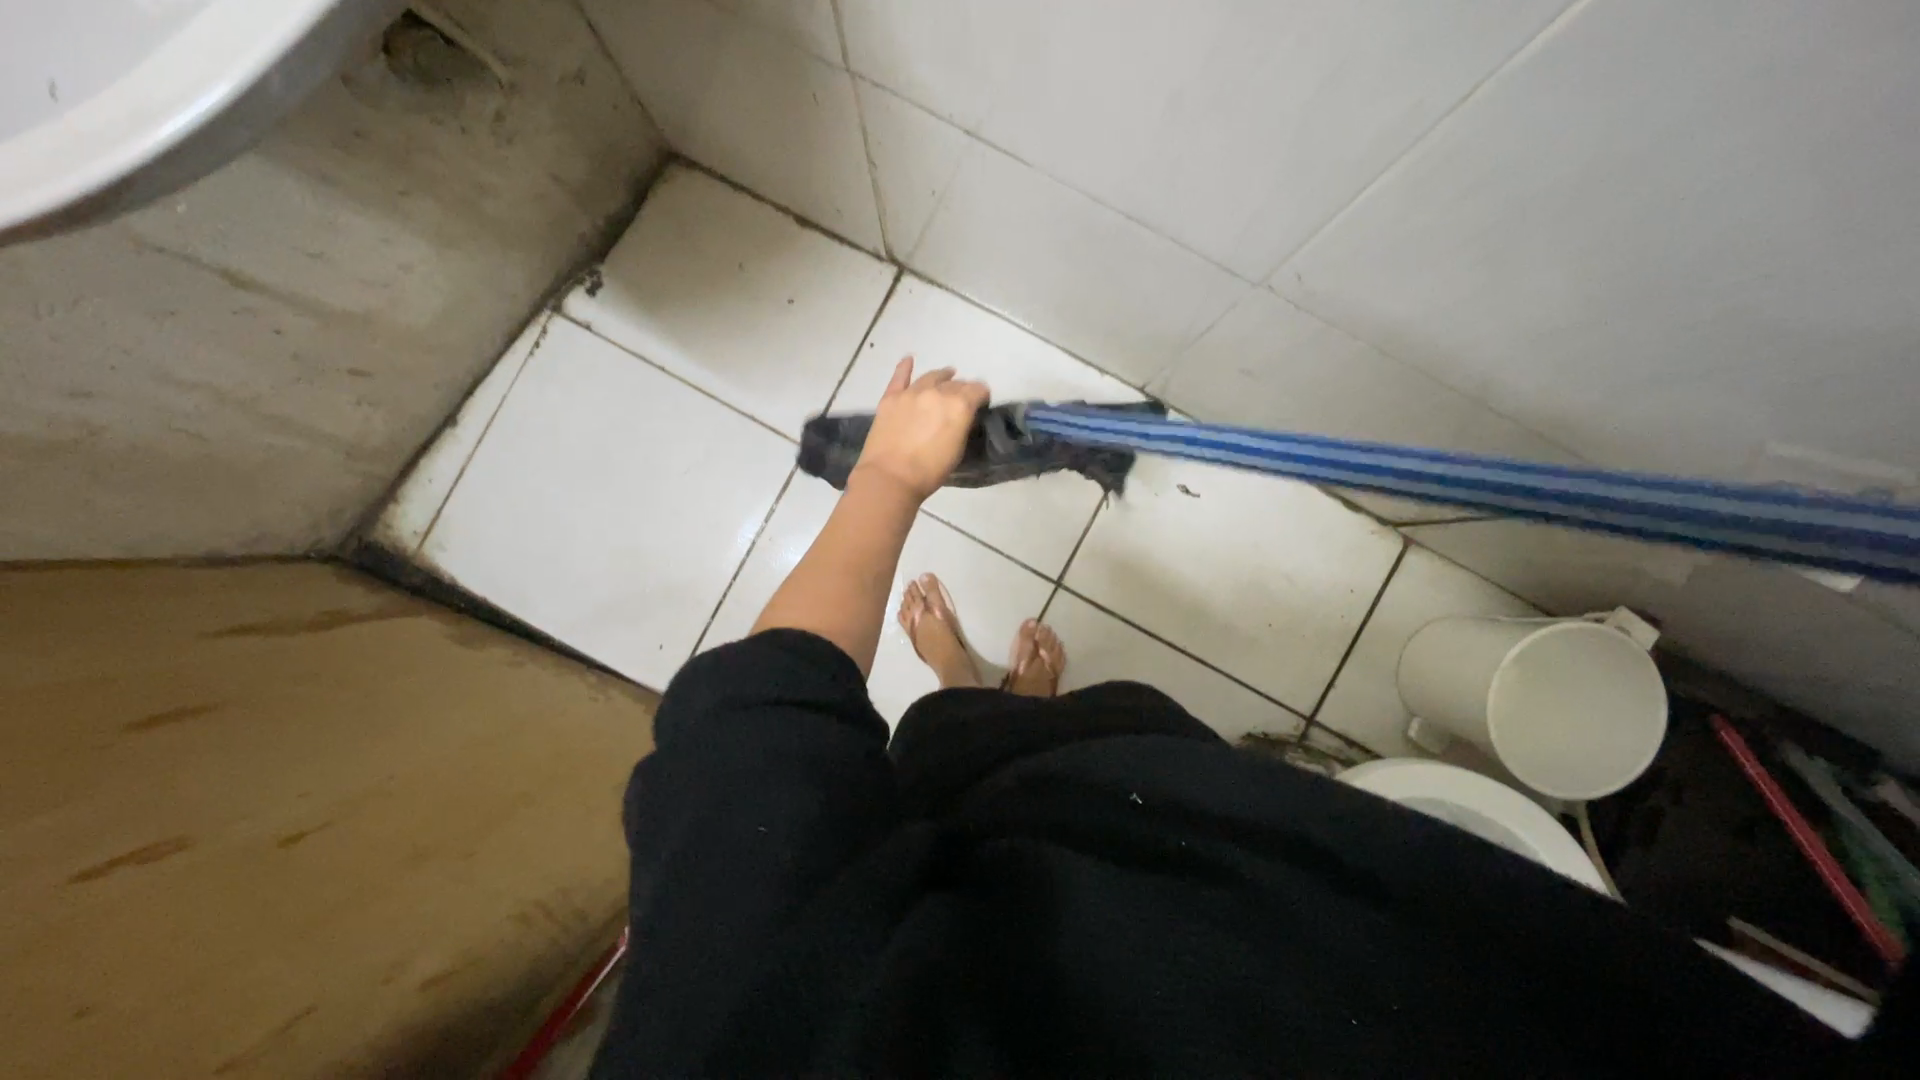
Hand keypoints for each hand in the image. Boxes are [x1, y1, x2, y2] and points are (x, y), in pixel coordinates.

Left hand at [851, 356, 988, 500]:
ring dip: (942, 376)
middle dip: (962, 389)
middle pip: (955, 384)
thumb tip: (962, 416)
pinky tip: (909, 360)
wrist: (890, 477)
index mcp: (959, 405)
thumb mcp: (958, 450)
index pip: (978, 390)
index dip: (982, 395)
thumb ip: (962, 425)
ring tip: (947, 376)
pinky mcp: (891, 397)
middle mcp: (937, 392)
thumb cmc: (929, 471)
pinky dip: (905, 367)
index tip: (981, 402)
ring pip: (931, 377)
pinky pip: (900, 377)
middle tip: (962, 398)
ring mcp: (912, 392)